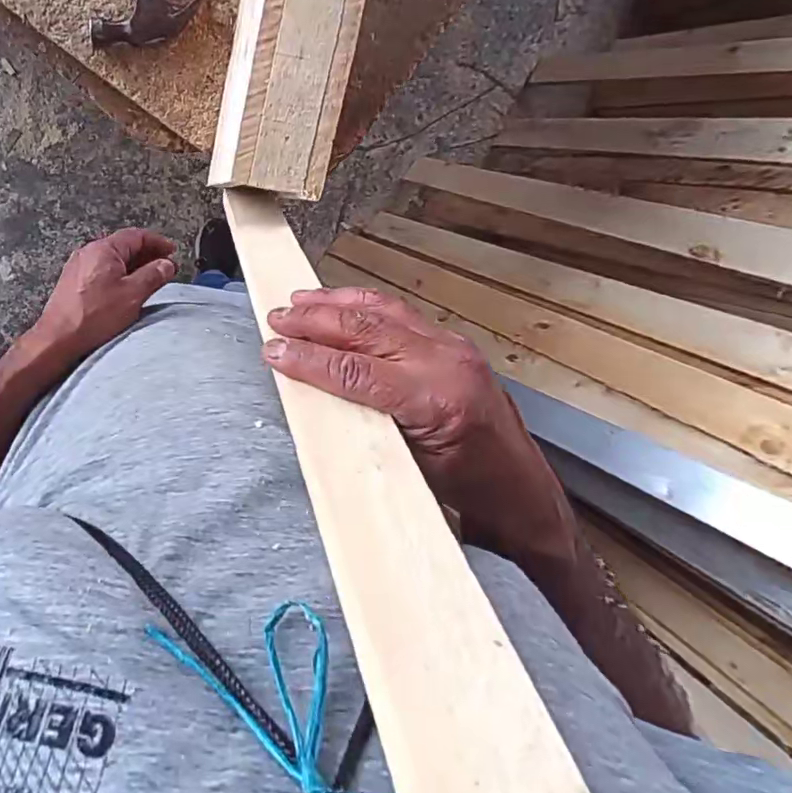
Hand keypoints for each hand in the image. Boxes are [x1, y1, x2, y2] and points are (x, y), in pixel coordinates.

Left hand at [26, 228, 176, 365]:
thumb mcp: (133, 294)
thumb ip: (153, 275)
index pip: (136, 236)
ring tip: (148, 280)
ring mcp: (78, 267)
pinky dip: (117, 275)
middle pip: (123, 246)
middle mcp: (88, 253)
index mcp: (103, 249)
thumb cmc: (93, 316)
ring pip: (111, 260)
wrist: (59, 337)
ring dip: (132, 266)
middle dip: (146, 255)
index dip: (157, 242)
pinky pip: (100, 271)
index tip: (171, 251)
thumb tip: (166, 265)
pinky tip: (125, 290)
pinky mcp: (73, 282)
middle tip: (164, 266)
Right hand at [261, 287, 576, 564]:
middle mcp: (448, 364)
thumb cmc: (467, 487)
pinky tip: (338, 301)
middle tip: (276, 321)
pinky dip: (360, 303)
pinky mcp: (451, 343)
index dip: (306, 359)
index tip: (273, 351)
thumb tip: (307, 396)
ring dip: (333, 303)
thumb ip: (357, 424)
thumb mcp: (403, 465)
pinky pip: (398, 312)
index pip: (354, 369)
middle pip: (364, 328)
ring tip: (297, 301)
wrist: (518, 490)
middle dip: (313, 321)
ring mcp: (453, 348)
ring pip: (382, 310)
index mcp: (437, 400)